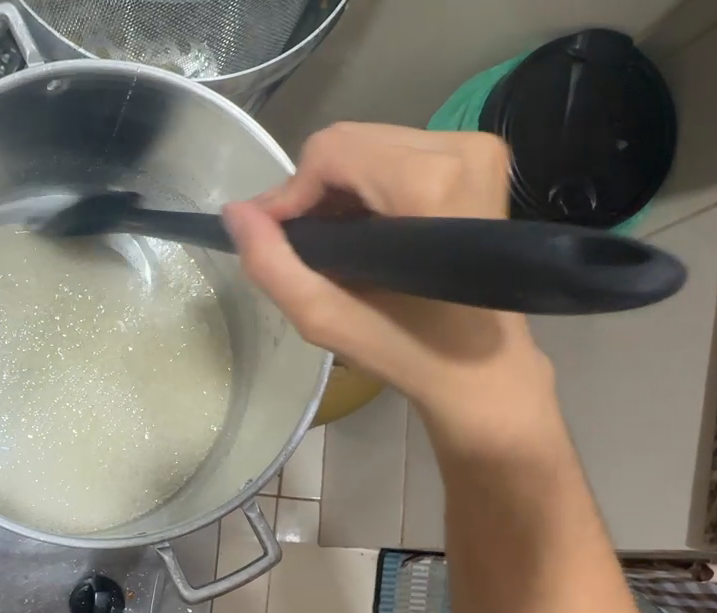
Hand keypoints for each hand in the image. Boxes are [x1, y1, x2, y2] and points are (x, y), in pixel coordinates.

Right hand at [223, 123, 557, 445]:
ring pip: (369, 145)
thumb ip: (272, 264)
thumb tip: (235, 213)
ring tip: (336, 247)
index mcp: (428, 184)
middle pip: (349, 142)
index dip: (289, 195)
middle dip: (313, 193)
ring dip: (337, 193)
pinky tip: (365, 235)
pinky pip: (395, 154)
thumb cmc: (405, 348)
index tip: (277, 243)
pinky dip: (365, 189)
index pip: (329, 152)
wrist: (482, 366)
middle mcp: (460, 148)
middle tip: (306, 250)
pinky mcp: (480, 156)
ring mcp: (476, 148)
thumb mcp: (323, 318)